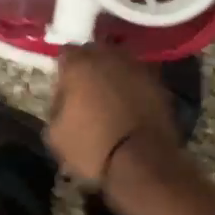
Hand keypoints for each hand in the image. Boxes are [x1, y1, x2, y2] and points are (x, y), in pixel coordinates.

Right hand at [46, 44, 180, 184]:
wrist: (143, 162)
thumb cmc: (93, 147)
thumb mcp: (56, 136)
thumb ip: (55, 109)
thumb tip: (63, 102)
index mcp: (80, 65)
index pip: (66, 53)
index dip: (64, 70)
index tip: (64, 88)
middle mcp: (109, 57)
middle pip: (95, 52)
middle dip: (90, 67)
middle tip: (87, 91)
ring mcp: (137, 67)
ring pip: (120, 63)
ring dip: (113, 75)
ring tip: (110, 99)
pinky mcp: (158, 83)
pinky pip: (139, 79)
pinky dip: (134, 88)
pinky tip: (131, 107)